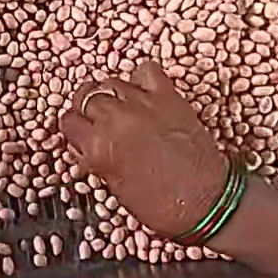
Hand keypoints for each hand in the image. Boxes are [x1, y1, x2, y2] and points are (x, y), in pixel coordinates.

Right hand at [59, 62, 230, 238]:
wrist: (208, 203)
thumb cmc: (163, 206)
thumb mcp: (114, 187)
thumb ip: (96, 159)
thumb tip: (87, 145)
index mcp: (97, 147)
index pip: (69, 122)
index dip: (74, 127)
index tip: (80, 131)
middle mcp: (114, 120)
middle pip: (86, 97)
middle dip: (88, 109)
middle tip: (98, 120)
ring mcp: (141, 105)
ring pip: (110, 82)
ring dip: (111, 94)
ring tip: (119, 107)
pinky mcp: (168, 97)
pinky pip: (145, 71)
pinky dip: (141, 78)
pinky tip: (142, 92)